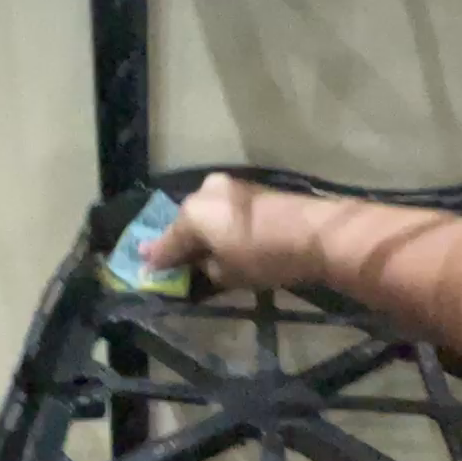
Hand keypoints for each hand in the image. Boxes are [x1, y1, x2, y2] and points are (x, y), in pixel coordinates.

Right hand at [141, 174, 317, 288]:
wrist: (316, 234)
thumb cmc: (264, 257)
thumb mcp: (226, 274)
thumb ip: (201, 267)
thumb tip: (196, 263)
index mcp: (192, 213)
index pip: (167, 242)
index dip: (157, 261)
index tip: (145, 271)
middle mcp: (205, 191)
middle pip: (185, 223)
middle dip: (179, 243)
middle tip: (172, 263)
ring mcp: (229, 187)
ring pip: (205, 215)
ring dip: (200, 234)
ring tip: (198, 255)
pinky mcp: (250, 189)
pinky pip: (222, 211)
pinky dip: (217, 226)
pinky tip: (220, 241)